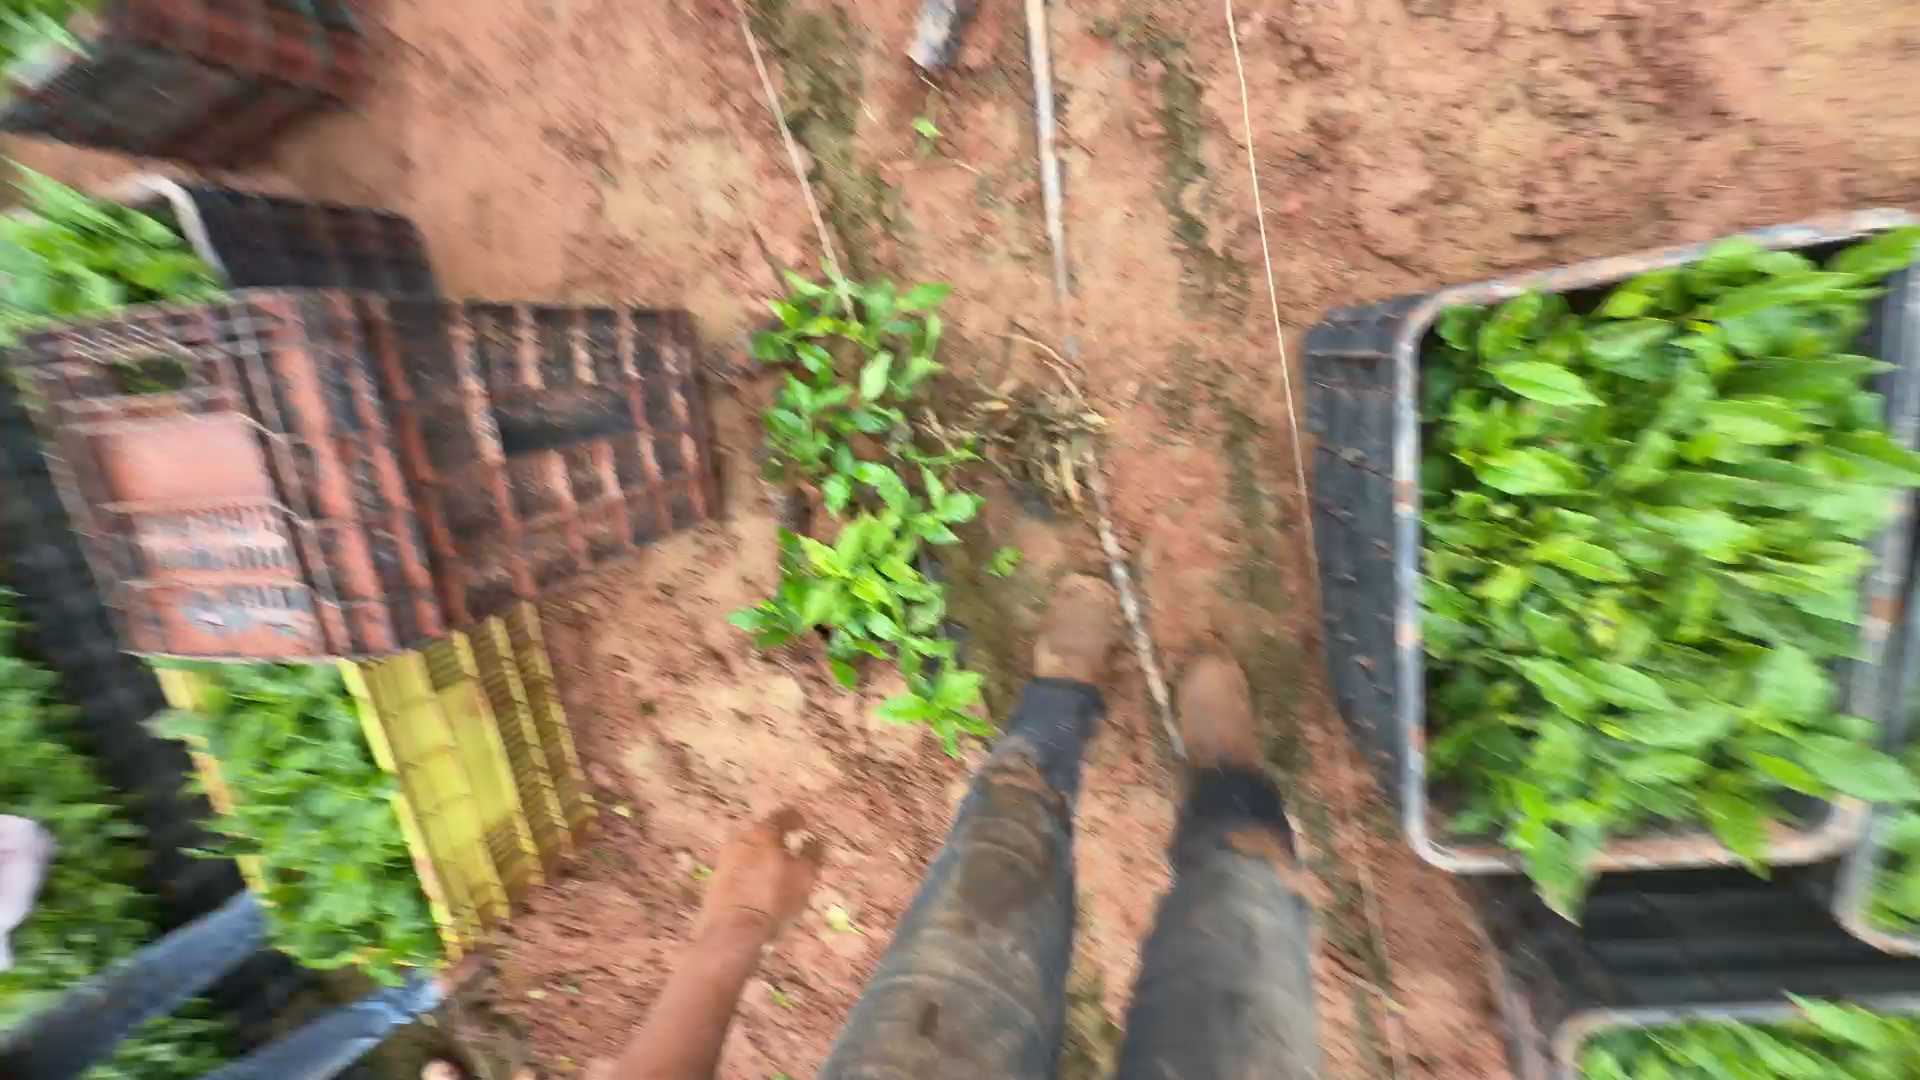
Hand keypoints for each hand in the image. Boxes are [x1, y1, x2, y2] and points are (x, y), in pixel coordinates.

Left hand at [693, 807, 823, 941]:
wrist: (732, 931)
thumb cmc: (773, 897)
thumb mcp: (804, 876)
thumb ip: (811, 853)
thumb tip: (812, 840)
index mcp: (763, 830)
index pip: (783, 815)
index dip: (797, 819)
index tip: (805, 826)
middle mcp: (741, 838)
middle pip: (763, 831)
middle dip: (777, 837)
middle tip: (790, 848)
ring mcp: (725, 858)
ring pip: (749, 849)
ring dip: (762, 854)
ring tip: (774, 868)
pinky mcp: (716, 879)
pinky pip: (739, 866)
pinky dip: (750, 869)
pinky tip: (758, 883)